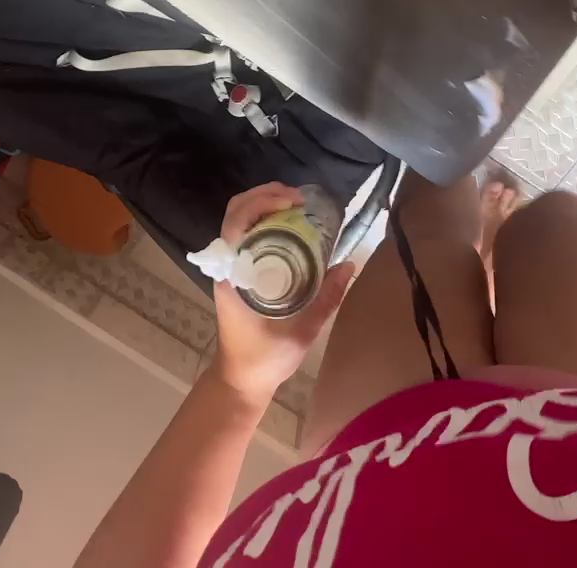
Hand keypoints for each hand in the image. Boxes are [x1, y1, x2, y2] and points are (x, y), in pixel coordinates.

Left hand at [206, 183, 357, 406]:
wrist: (239, 380)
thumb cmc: (263, 359)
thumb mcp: (300, 333)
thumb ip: (326, 300)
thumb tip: (349, 266)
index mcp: (233, 276)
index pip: (235, 224)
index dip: (260, 204)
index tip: (291, 204)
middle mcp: (227, 265)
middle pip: (235, 211)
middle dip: (265, 195)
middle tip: (298, 198)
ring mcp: (230, 266)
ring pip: (239, 218)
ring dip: (264, 202)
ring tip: (296, 203)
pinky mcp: (238, 270)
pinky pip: (246, 232)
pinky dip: (264, 217)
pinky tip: (288, 222)